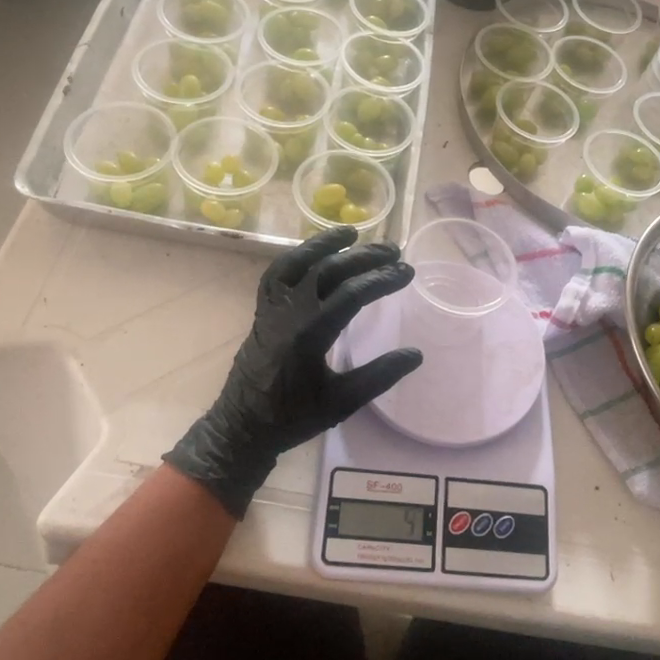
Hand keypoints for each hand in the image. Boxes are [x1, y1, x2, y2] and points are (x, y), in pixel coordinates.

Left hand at [165, 227, 422, 516]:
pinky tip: (314, 252)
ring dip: (326, 244)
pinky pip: (277, 274)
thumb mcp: (342, 402)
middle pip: (329, 270)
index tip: (407, 272)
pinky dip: (296, 257)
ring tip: (353, 232)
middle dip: (363, 257)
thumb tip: (415, 354)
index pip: (352, 294)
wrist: (243, 426)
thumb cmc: (293, 417)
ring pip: (299, 264)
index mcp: (310, 335)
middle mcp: (289, 313)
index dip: (382, 279)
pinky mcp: (262, 311)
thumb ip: (379, 375)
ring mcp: (272, 309)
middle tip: (393, 250)